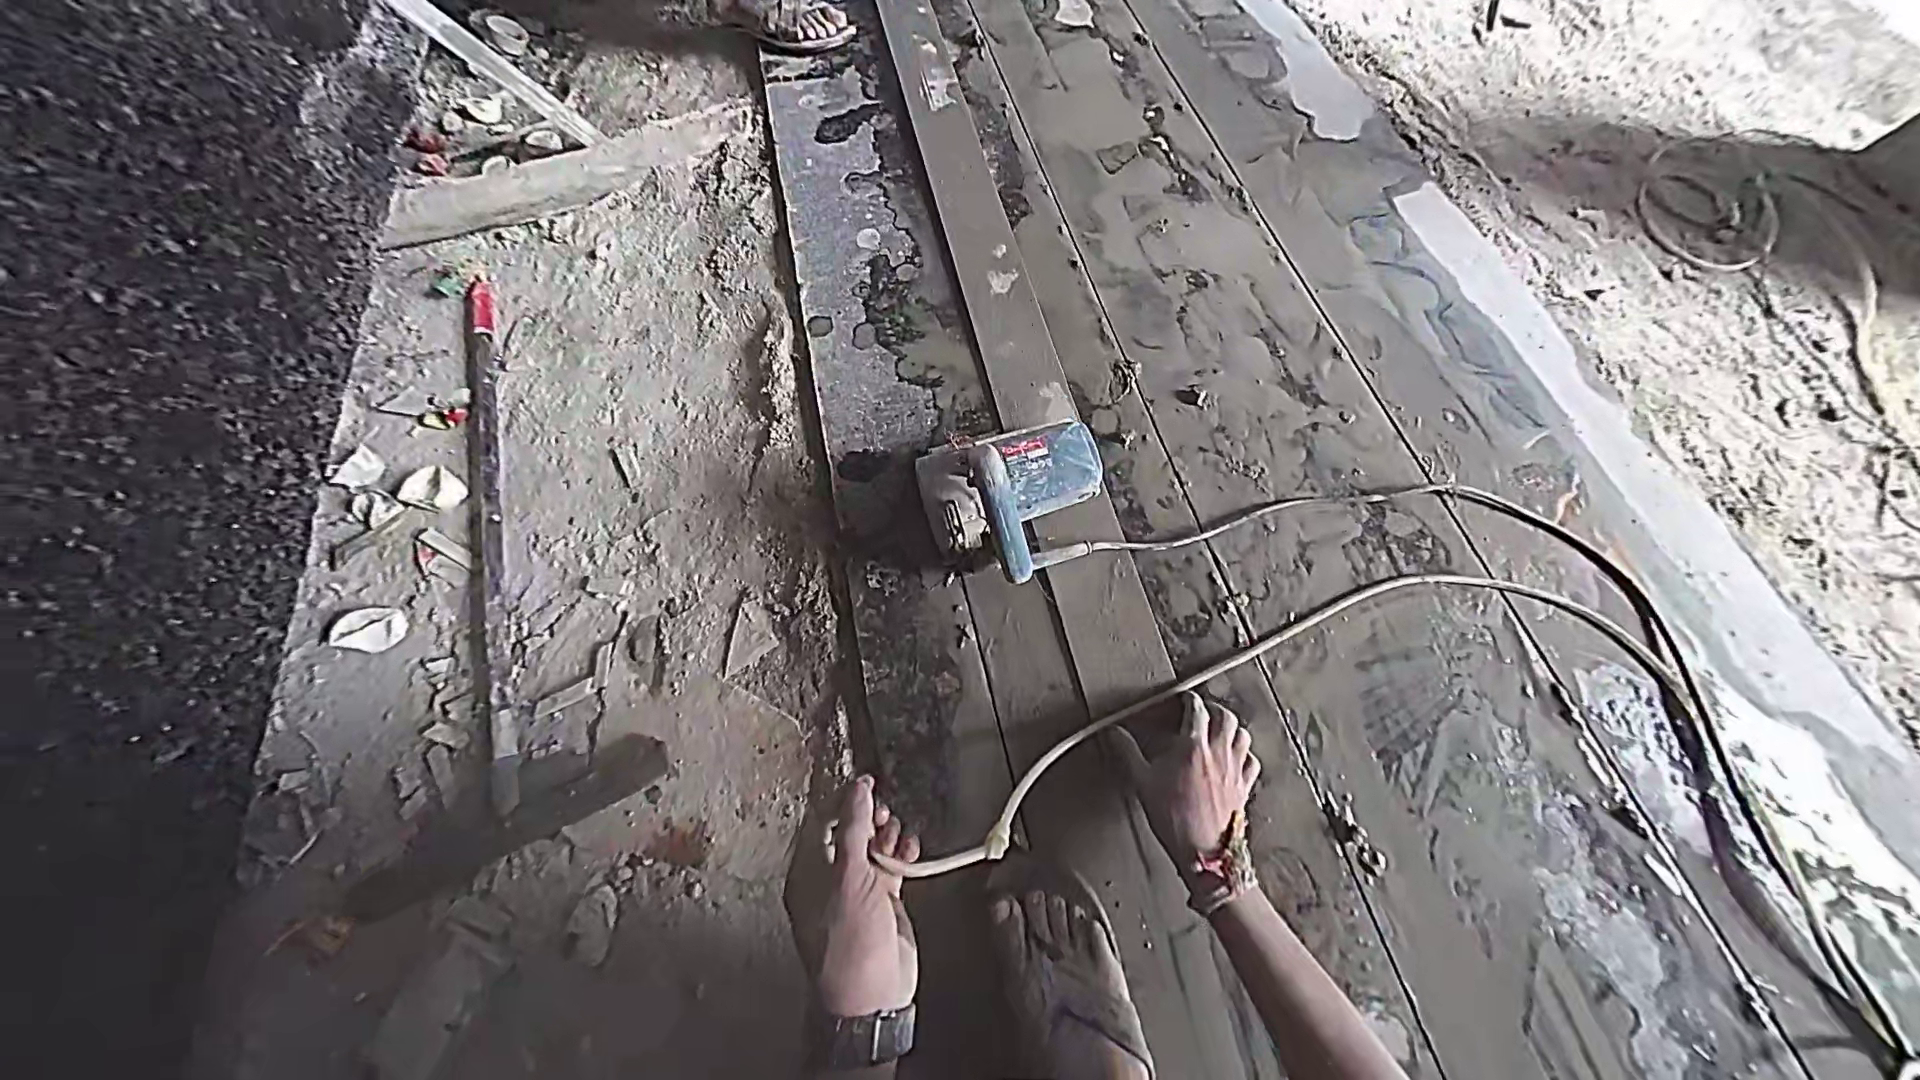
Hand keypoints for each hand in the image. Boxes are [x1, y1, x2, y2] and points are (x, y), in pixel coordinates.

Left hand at [783, 775, 920, 1016]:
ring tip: (897, 833)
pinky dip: (901, 854)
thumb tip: (857, 787)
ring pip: (871, 846)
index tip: (866, 782)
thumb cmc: (850, 939)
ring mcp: (857, 888)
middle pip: (848, 831)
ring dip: (886, 834)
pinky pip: (890, 865)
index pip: (821, 822)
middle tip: (884, 812)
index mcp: (808, 872)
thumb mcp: (849, 877)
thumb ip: (853, 827)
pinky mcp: (882, 898)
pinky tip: (910, 850)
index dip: (842, 799)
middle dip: (867, 817)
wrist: (874, 995)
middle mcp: (830, 877)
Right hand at [1109, 693, 1260, 887]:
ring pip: (1242, 734)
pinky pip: (1252, 760)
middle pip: (1225, 716)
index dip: (1188, 699)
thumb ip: (1127, 752)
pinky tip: (1235, 756)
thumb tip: (1114, 734)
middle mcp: (1218, 753)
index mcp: (1193, 746)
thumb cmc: (1175, 819)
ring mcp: (1235, 769)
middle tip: (1202, 709)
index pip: (1196, 709)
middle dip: (1213, 708)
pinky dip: (1244, 752)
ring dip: (1231, 726)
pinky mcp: (1244, 787)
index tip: (1182, 699)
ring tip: (1219, 727)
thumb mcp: (1142, 782)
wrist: (1205, 854)